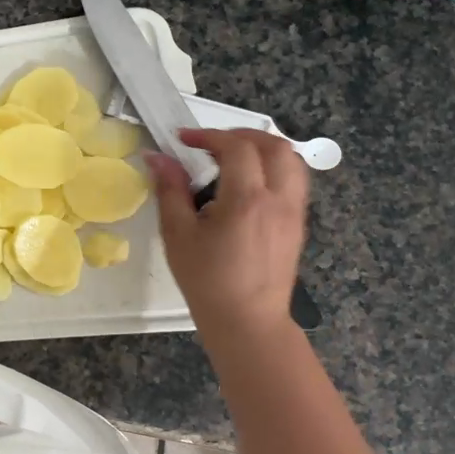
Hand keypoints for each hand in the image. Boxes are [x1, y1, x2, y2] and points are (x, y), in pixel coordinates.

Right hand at [147, 128, 309, 334]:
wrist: (247, 317)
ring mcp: (294, 212)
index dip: (209, 136)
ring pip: (291, 162)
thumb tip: (157, 157)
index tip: (181, 140)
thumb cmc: (205, 277)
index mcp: (247, 200)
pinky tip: (242, 186)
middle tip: (209, 143)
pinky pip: (292, 182)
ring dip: (261, 150)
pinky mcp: (297, 224)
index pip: (237, 148)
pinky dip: (270, 169)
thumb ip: (170, 189)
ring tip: (228, 159)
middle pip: (275, 146)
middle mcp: (279, 199)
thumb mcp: (177, 232)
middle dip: (241, 136)